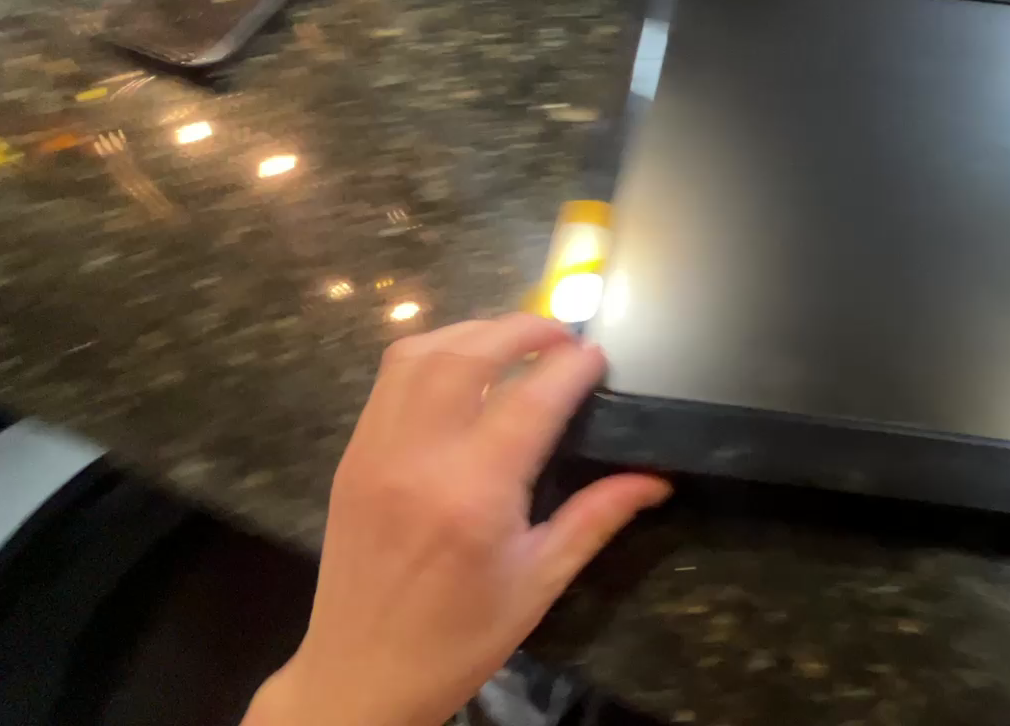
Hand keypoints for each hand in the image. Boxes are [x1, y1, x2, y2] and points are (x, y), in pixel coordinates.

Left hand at [245, 314, 670, 725]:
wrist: (357, 680)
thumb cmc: (459, 637)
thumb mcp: (541, 581)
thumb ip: (598, 516)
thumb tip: (656, 478)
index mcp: (473, 496)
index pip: (531, 399)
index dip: (571, 366)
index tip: (598, 356)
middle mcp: (419, 458)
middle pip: (471, 354)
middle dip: (525, 329)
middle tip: (563, 336)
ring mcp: (376, 450)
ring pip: (424, 352)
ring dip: (477, 331)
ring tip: (517, 340)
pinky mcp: (353, 453)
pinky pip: (392, 376)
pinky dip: (435, 350)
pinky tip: (466, 364)